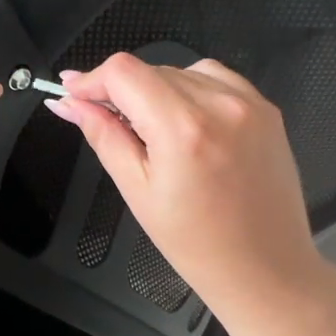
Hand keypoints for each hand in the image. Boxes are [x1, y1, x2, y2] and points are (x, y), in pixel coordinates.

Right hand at [48, 53, 326, 313]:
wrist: (265, 267)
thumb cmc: (199, 242)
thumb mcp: (136, 190)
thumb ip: (102, 136)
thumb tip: (70, 104)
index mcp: (184, 129)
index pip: (123, 72)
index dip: (90, 79)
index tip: (73, 93)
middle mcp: (221, 106)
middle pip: (149, 68)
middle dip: (119, 90)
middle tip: (105, 122)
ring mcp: (249, 104)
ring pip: (179, 70)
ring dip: (153, 89)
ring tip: (150, 131)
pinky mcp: (265, 109)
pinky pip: (214, 78)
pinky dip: (188, 90)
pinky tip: (183, 124)